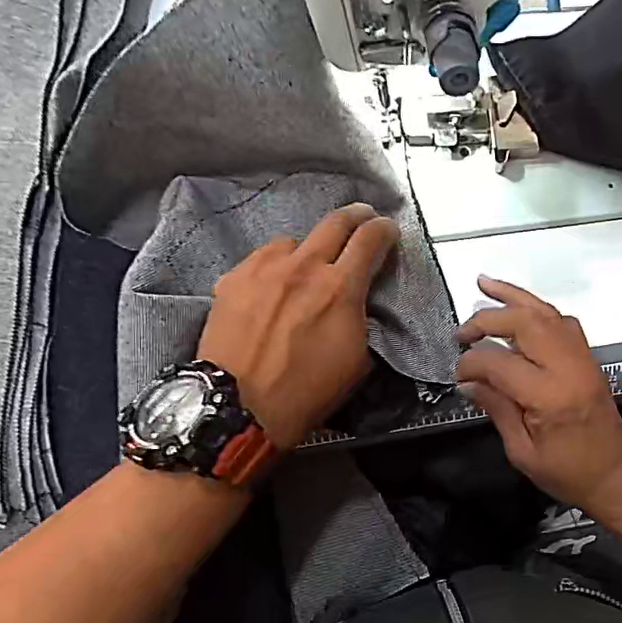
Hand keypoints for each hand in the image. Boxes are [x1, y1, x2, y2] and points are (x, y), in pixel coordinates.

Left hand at [197, 203, 398, 450]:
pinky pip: (261, 258)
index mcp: (340, 288)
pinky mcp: (234, 278)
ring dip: (308, 247)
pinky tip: (272, 282)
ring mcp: (264, 268)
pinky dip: (275, 265)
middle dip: (356, 216)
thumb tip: (359, 300)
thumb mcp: (356, 361)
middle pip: (335, 222)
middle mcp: (303, 267)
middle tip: (362, 217)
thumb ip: (361, 318)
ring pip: (294, 240)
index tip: (387, 229)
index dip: (384, 229)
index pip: (371, 239)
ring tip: (307, 263)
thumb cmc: (304, 393)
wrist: (237, 406)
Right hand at [455, 276, 621, 525]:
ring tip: (484, 284)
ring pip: (545, 313)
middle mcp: (568, 368)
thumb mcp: (522, 451)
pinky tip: (518, 307)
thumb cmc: (568, 474)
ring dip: (513, 297)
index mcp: (550, 397)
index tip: (458, 373)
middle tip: (462, 331)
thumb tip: (468, 382)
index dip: (471, 363)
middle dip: (488, 319)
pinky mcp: (588, 357)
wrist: (618, 478)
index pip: (499, 362)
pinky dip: (537, 308)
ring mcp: (582, 358)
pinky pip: (561, 321)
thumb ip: (496, 409)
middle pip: (524, 323)